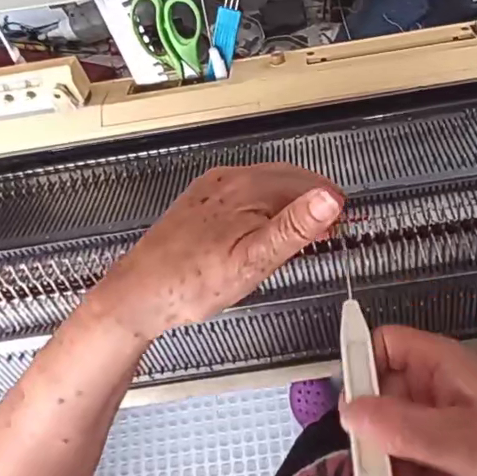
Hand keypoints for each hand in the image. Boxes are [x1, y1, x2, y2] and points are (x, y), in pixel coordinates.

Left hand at [80, 164, 343, 342]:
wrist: (136, 295)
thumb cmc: (189, 283)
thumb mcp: (254, 260)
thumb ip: (295, 227)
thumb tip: (329, 199)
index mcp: (246, 187)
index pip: (306, 183)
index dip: (327, 206)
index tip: (339, 225)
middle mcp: (227, 180)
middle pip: (287, 180)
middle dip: (310, 203)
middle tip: (324, 232)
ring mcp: (211, 191)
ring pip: (265, 187)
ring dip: (288, 205)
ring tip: (299, 235)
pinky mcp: (200, 204)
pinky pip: (244, 196)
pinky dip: (264, 209)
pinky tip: (261, 231)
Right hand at [340, 325, 476, 475]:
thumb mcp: (464, 442)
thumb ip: (403, 427)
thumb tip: (347, 410)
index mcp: (442, 365)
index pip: (385, 346)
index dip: (361, 372)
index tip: (348, 419)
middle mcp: (440, 386)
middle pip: (385, 405)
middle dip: (376, 454)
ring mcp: (450, 420)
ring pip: (400, 443)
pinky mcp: (460, 451)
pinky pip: (422, 468)